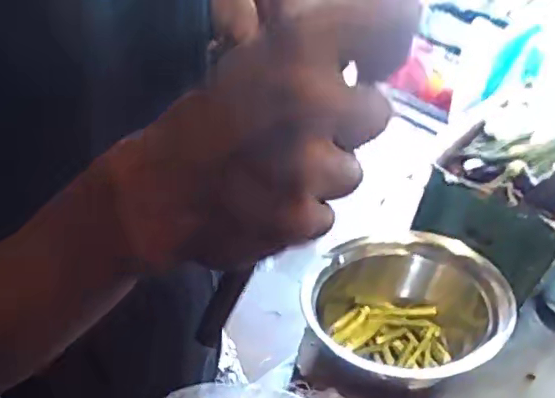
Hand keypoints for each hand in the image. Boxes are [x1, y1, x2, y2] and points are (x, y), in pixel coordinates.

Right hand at [105, 0, 419, 270]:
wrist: (161, 195)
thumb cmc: (203, 122)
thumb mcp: (246, 54)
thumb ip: (297, 35)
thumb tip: (377, 17)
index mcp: (297, 45)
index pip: (393, 24)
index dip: (387, 46)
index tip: (370, 64)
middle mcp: (311, 102)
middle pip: (377, 115)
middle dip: (347, 125)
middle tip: (308, 132)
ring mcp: (307, 169)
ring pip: (352, 174)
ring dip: (324, 176)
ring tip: (282, 174)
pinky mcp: (300, 220)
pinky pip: (326, 216)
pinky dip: (304, 216)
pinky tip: (273, 205)